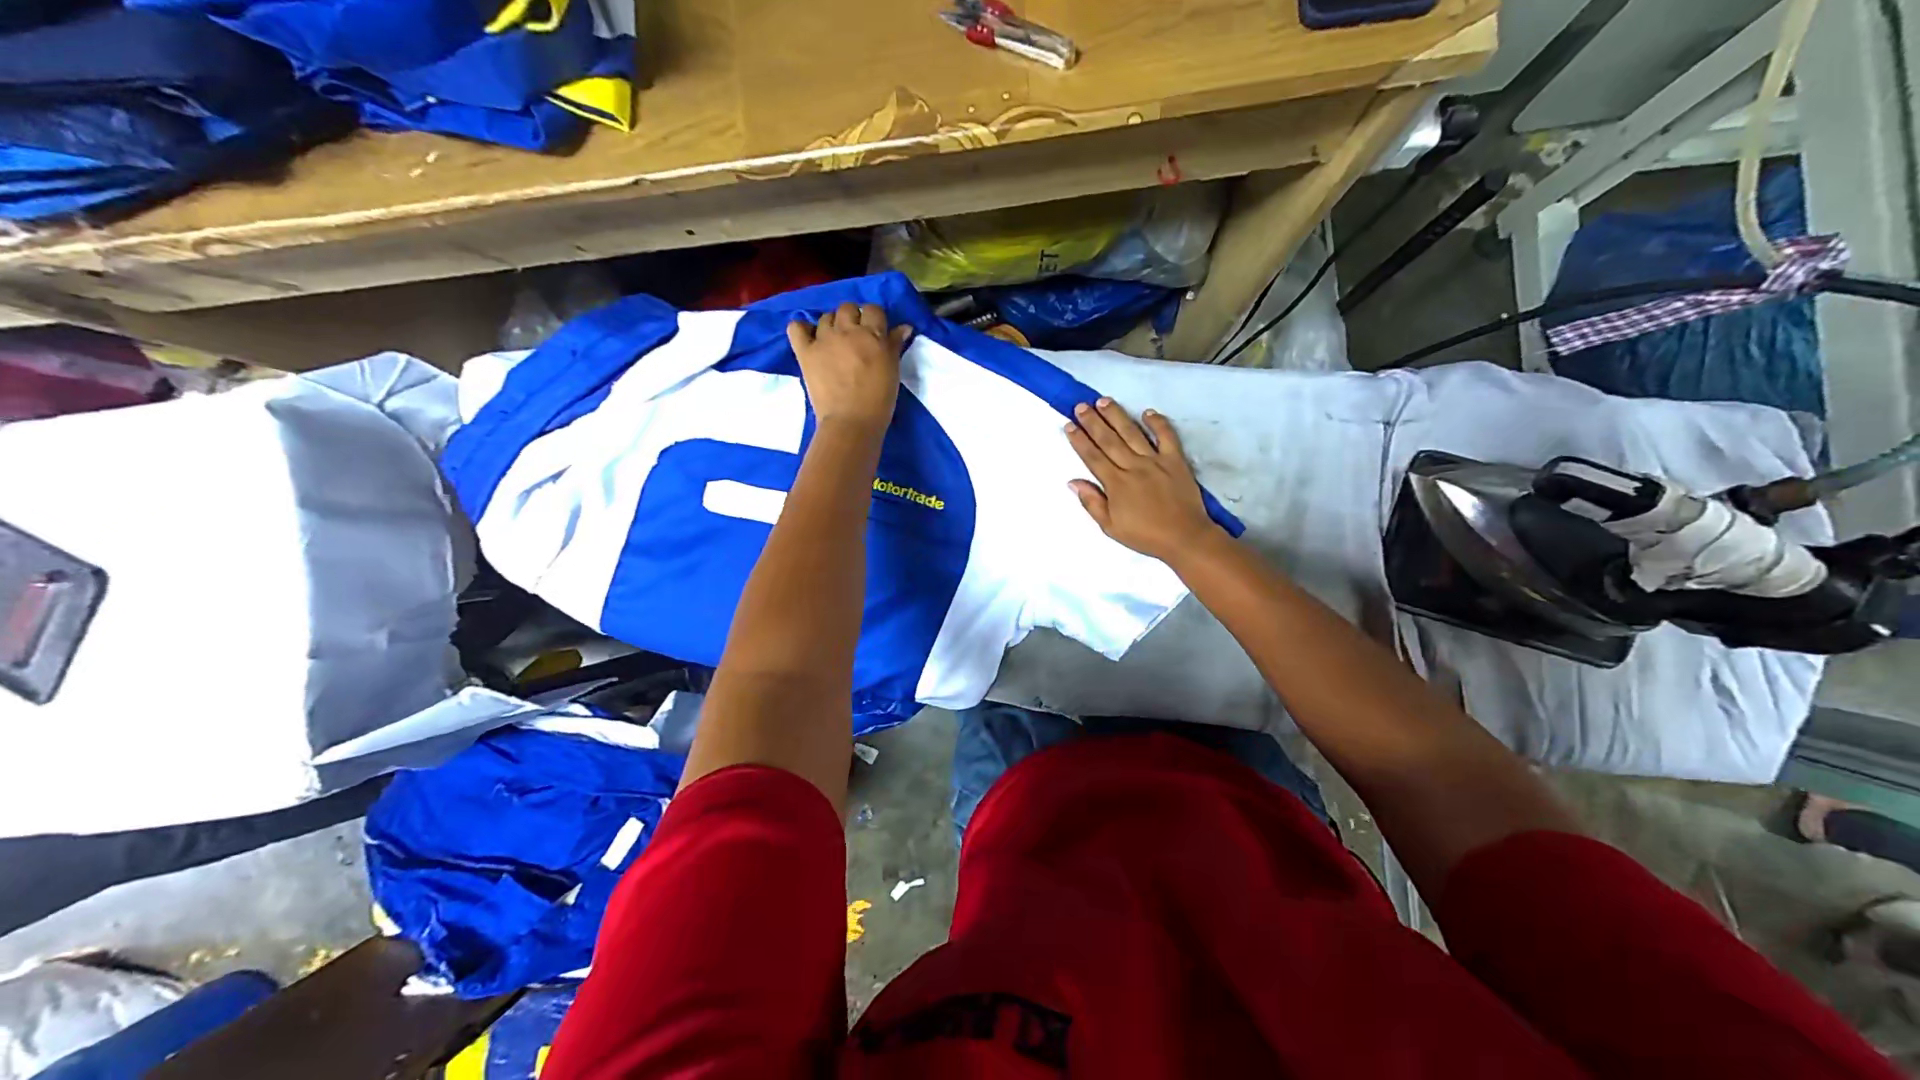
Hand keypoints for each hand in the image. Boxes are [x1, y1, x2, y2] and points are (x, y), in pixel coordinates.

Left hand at [787, 303, 910, 432]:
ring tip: (834, 341)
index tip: (874, 331)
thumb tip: (904, 327)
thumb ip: (895, 344)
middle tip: (854, 337)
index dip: (873, 318)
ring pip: (825, 317)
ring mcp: (823, 339)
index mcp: (872, 334)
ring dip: (831, 324)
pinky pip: (796, 328)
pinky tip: (808, 337)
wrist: (851, 422)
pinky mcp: (805, 352)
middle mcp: (847, 330)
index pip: (873, 309)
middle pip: (847, 308)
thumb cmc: (879, 400)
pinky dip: (801, 328)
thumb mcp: (892, 369)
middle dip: (852, 318)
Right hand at [1065, 398, 1216, 561]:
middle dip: (1093, 422)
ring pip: (1132, 433)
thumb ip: (1092, 502)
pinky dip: (1158, 423)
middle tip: (1081, 406)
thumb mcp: (1110, 526)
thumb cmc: (1145, 535)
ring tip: (1104, 401)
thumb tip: (1074, 482)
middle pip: (1109, 440)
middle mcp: (1133, 467)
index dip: (1080, 440)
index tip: (1069, 425)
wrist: (1184, 537)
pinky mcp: (1175, 461)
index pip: (1093, 457)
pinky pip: (1166, 436)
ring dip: (1117, 416)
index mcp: (1116, 484)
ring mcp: (1155, 461)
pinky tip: (1147, 412)